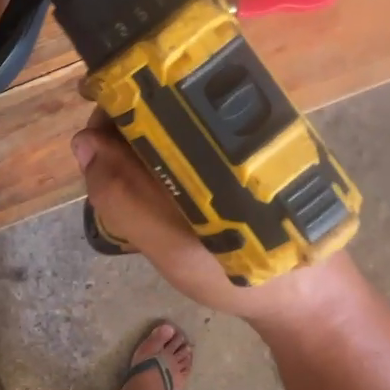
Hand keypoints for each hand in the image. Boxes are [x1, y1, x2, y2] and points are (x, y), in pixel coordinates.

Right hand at [72, 115, 350, 323]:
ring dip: (134, 160)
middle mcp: (227, 125)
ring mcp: (233, 142)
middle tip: (109, 188)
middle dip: (118, 141)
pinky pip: (180, 152)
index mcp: (216, 133)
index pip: (151, 93)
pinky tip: (157, 201)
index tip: (91, 150)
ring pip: (163, 132)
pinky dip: (155, 172)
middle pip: (154, 109)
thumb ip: (123, 196)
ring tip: (131, 200)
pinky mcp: (237, 160)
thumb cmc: (239, 274)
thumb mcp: (170, 245)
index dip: (113, 111)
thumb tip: (83, 142)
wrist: (306, 296)